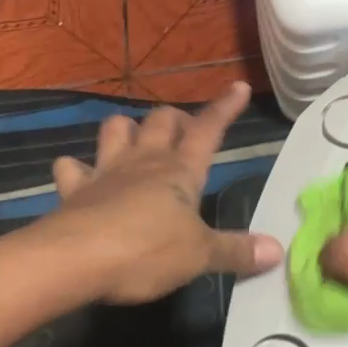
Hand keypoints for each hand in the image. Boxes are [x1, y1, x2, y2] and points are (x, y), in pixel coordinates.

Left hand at [48, 83, 281, 303]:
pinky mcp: (75, 190)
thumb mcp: (200, 256)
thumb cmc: (147, 251)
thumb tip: (276, 249)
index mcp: (181, 171)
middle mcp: (144, 161)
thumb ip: (236, 251)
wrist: (75, 260)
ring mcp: (106, 171)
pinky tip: (78, 174)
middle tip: (184, 129)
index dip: (225, 108)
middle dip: (175, 118)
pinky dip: (74, 168)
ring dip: (126, 129)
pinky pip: (70, 168)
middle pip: (161, 121)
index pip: (208, 130)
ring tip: (134, 140)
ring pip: (115, 128)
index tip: (239, 86)